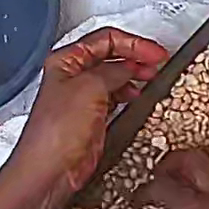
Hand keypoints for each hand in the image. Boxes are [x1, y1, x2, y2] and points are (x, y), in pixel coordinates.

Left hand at [1, 27, 168, 208]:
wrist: (51, 169)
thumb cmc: (56, 133)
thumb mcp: (89, 88)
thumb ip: (113, 71)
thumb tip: (130, 66)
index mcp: (66, 61)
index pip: (105, 40)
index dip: (133, 43)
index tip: (153, 52)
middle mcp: (73, 77)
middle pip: (111, 56)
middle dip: (136, 56)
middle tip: (156, 62)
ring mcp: (84, 98)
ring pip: (115, 77)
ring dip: (134, 75)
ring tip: (151, 77)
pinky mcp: (93, 117)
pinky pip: (115, 98)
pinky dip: (129, 94)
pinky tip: (138, 96)